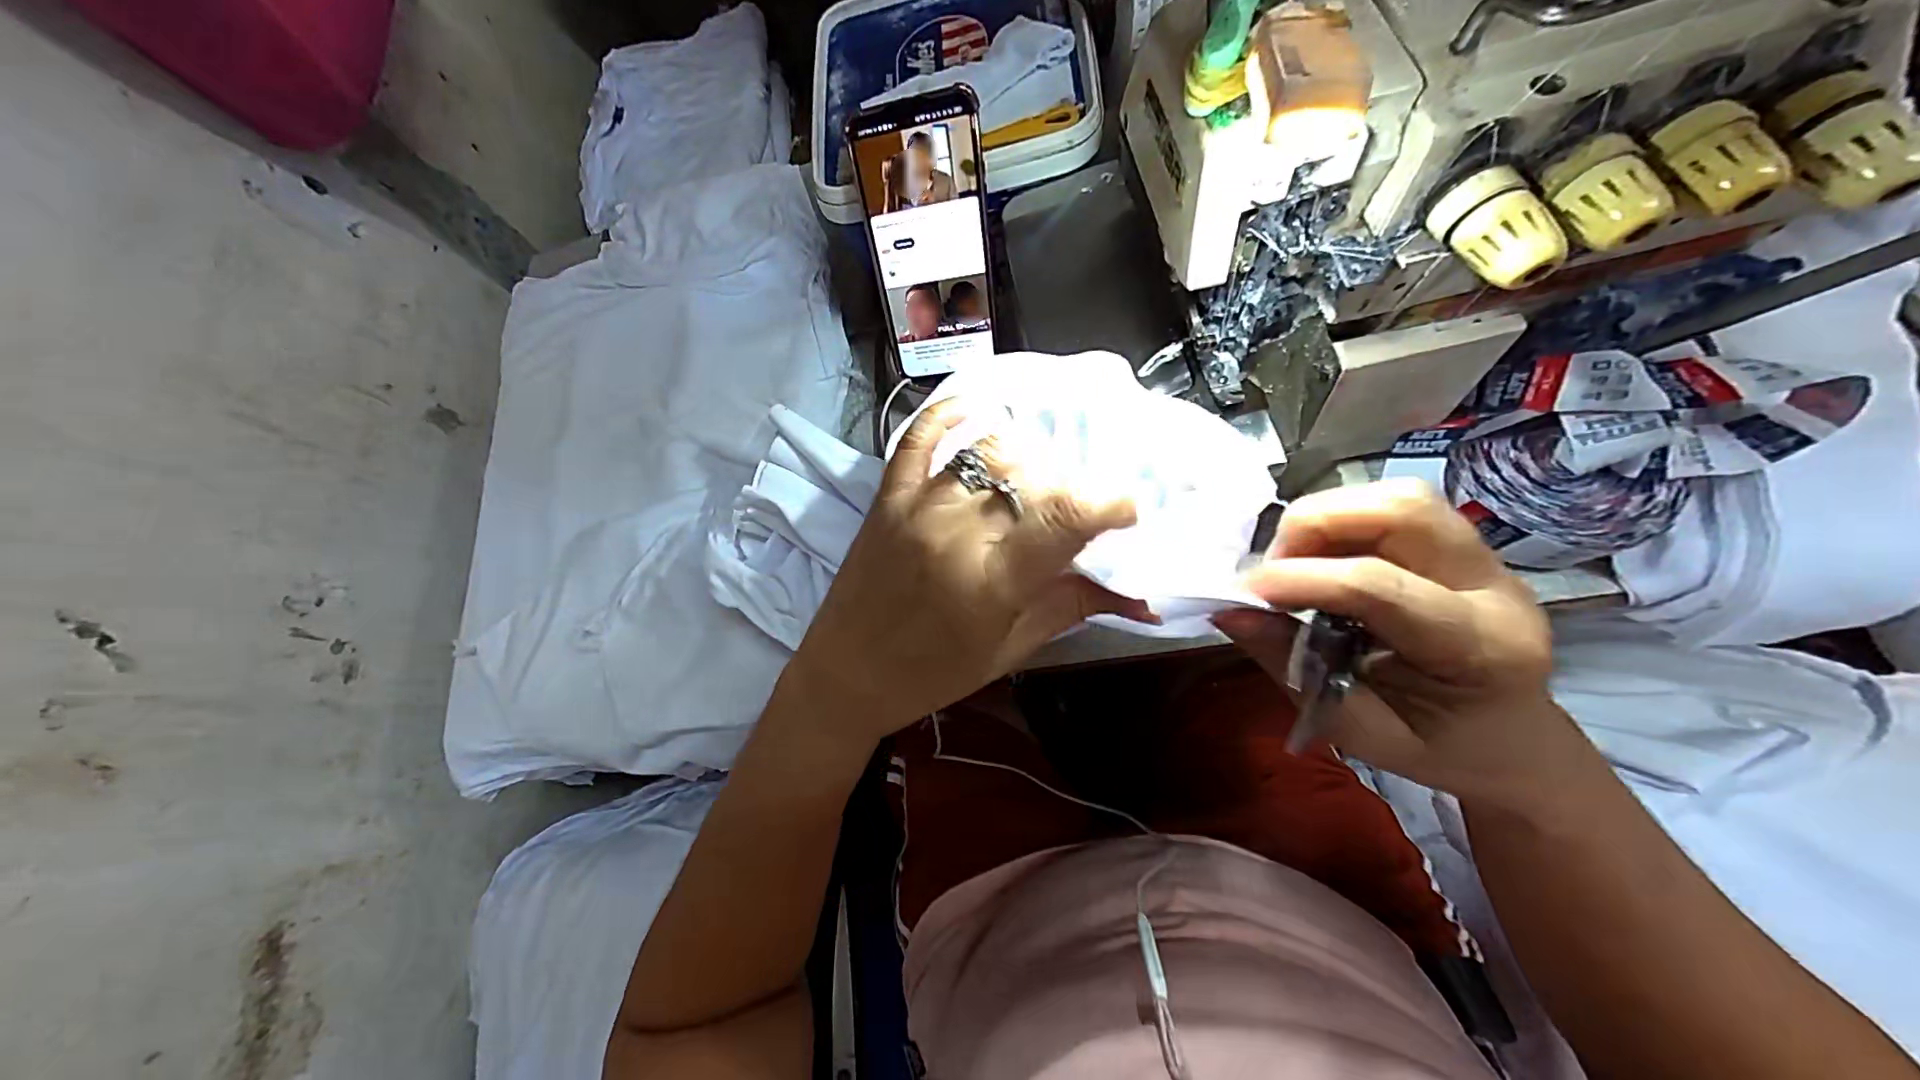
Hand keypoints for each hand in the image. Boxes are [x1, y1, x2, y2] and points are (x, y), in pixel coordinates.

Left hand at [789, 399, 1147, 745]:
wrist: (847, 675)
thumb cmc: (933, 674)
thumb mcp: (1010, 649)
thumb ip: (1072, 608)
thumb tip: (1143, 600)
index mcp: (994, 580)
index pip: (1066, 516)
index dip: (1110, 503)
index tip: (1126, 510)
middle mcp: (958, 531)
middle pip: (1032, 477)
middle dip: (1070, 482)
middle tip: (1080, 501)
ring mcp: (918, 506)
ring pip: (986, 452)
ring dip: (1024, 452)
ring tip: (1041, 469)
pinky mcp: (888, 496)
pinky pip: (918, 438)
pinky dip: (949, 414)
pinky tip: (980, 408)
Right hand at [1213, 479, 1594, 811]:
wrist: (1511, 742)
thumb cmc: (1439, 749)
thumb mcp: (1359, 730)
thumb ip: (1293, 668)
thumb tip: (1231, 612)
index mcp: (1482, 648)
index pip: (1379, 585)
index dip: (1299, 579)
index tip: (1243, 594)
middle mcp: (1495, 586)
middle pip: (1402, 510)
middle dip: (1315, 525)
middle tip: (1274, 570)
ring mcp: (1487, 557)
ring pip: (1398, 496)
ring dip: (1327, 517)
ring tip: (1294, 561)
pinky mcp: (1464, 544)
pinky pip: (1395, 506)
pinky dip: (1340, 521)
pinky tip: (1321, 558)